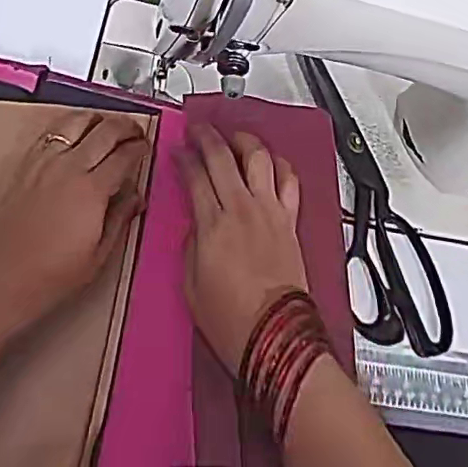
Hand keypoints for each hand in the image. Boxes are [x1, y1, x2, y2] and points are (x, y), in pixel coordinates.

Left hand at [0, 116, 148, 334]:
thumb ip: (120, 218)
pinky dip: (70, 125)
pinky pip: (52, 131)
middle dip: (126, 127)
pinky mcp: (25, 163)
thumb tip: (136, 196)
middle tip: (134, 133)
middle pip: (105, 130)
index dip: (140, 148)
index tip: (146, 148)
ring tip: (107, 127)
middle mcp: (69, 167)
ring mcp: (44, 161)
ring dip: (98, 119)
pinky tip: (75, 136)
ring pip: (77, 120)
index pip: (124, 155)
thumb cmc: (51, 276)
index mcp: (91, 190)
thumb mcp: (98, 257)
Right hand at [179, 125, 309, 366]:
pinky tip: (272, 161)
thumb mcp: (191, 283)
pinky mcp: (289, 220)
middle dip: (206, 137)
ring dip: (243, 140)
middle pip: (221, 156)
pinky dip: (280, 164)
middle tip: (198, 130)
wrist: (273, 337)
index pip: (194, 175)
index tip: (178, 151)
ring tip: (234, 137)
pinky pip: (289, 180)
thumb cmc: (231, 319)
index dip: (183, 158)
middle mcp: (241, 209)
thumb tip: (198, 224)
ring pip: (257, 157)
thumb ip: (192, 244)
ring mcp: (268, 211)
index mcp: (212, 224)